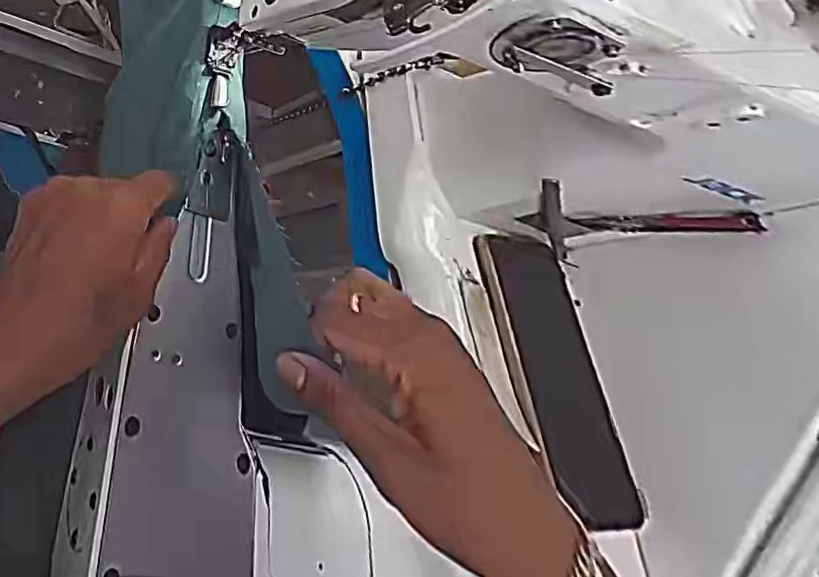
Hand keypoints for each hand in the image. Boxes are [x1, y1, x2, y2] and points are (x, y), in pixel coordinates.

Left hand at [0, 173, 177, 441]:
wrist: (16, 335)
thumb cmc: (75, 322)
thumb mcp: (141, 292)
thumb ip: (160, 247)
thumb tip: (164, 227)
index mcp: (124, 204)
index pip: (160, 180)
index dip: (166, 198)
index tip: (163, 211)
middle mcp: (89, 188)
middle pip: (124, 188)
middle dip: (127, 215)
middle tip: (122, 254)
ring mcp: (56, 193)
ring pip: (93, 194)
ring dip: (96, 215)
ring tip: (90, 258)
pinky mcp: (31, 203)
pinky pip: (65, 201)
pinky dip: (68, 218)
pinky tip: (66, 253)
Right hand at [277, 269, 585, 576]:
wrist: (526, 531)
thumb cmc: (472, 503)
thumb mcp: (388, 460)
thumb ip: (334, 402)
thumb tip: (292, 365)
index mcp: (415, 352)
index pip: (338, 314)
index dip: (305, 335)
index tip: (291, 360)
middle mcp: (431, 336)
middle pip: (358, 288)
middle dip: (324, 313)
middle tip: (306, 355)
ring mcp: (442, 343)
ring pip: (377, 298)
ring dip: (346, 319)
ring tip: (329, 366)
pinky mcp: (447, 357)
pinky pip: (396, 321)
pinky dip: (368, 333)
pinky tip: (362, 375)